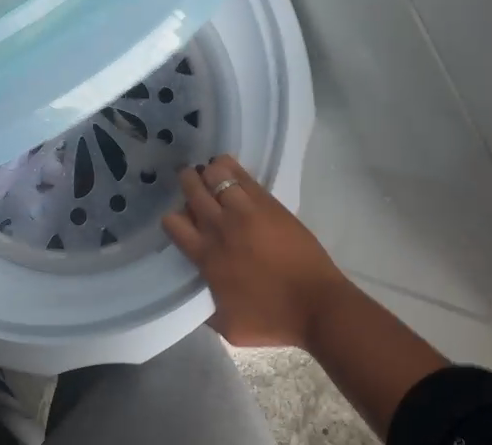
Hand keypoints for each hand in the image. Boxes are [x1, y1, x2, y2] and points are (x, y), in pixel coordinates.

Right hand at [162, 154, 347, 348]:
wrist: (318, 306)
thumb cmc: (274, 320)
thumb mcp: (227, 326)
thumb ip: (204, 304)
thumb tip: (196, 287)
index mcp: (207, 257)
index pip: (173, 222)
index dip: (173, 219)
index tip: (184, 224)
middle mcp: (220, 227)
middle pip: (191, 189)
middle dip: (187, 184)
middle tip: (192, 187)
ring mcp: (245, 211)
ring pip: (215, 174)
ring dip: (208, 173)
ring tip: (212, 178)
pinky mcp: (268, 203)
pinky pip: (240, 174)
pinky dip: (228, 167)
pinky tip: (227, 169)